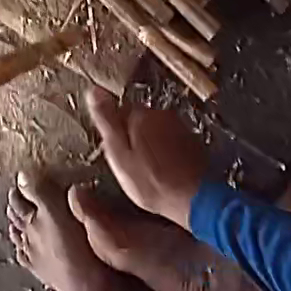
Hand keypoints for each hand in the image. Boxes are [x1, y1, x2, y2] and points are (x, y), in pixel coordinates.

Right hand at [86, 88, 207, 229]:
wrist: (196, 200)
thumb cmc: (151, 182)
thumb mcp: (119, 154)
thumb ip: (106, 121)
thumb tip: (94, 90)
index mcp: (140, 114)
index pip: (118, 111)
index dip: (113, 132)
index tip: (114, 152)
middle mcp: (162, 114)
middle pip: (137, 119)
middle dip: (132, 136)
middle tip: (130, 163)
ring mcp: (180, 126)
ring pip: (154, 129)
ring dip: (149, 143)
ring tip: (148, 169)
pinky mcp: (192, 140)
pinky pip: (170, 139)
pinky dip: (165, 151)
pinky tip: (164, 169)